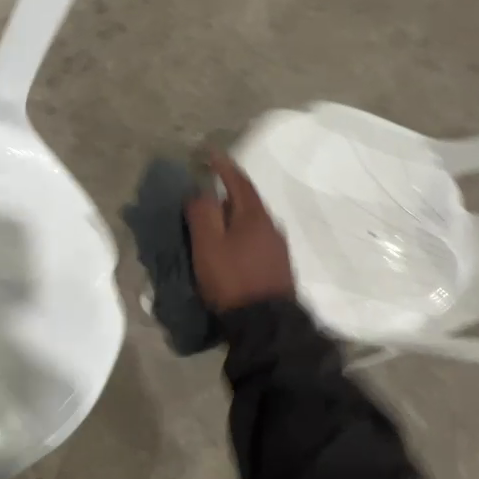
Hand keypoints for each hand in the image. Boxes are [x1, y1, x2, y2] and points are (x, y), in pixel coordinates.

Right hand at [185, 153, 295, 311]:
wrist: (266, 325)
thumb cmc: (232, 279)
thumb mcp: (208, 245)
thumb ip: (202, 214)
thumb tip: (200, 192)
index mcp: (254, 216)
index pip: (238, 182)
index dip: (223, 166)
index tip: (209, 153)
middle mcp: (271, 226)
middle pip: (247, 200)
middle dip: (227, 191)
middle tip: (205, 189)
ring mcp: (277, 247)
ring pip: (251, 220)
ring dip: (232, 214)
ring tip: (213, 219)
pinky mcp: (277, 266)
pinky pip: (255, 237)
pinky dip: (239, 231)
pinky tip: (229, 243)